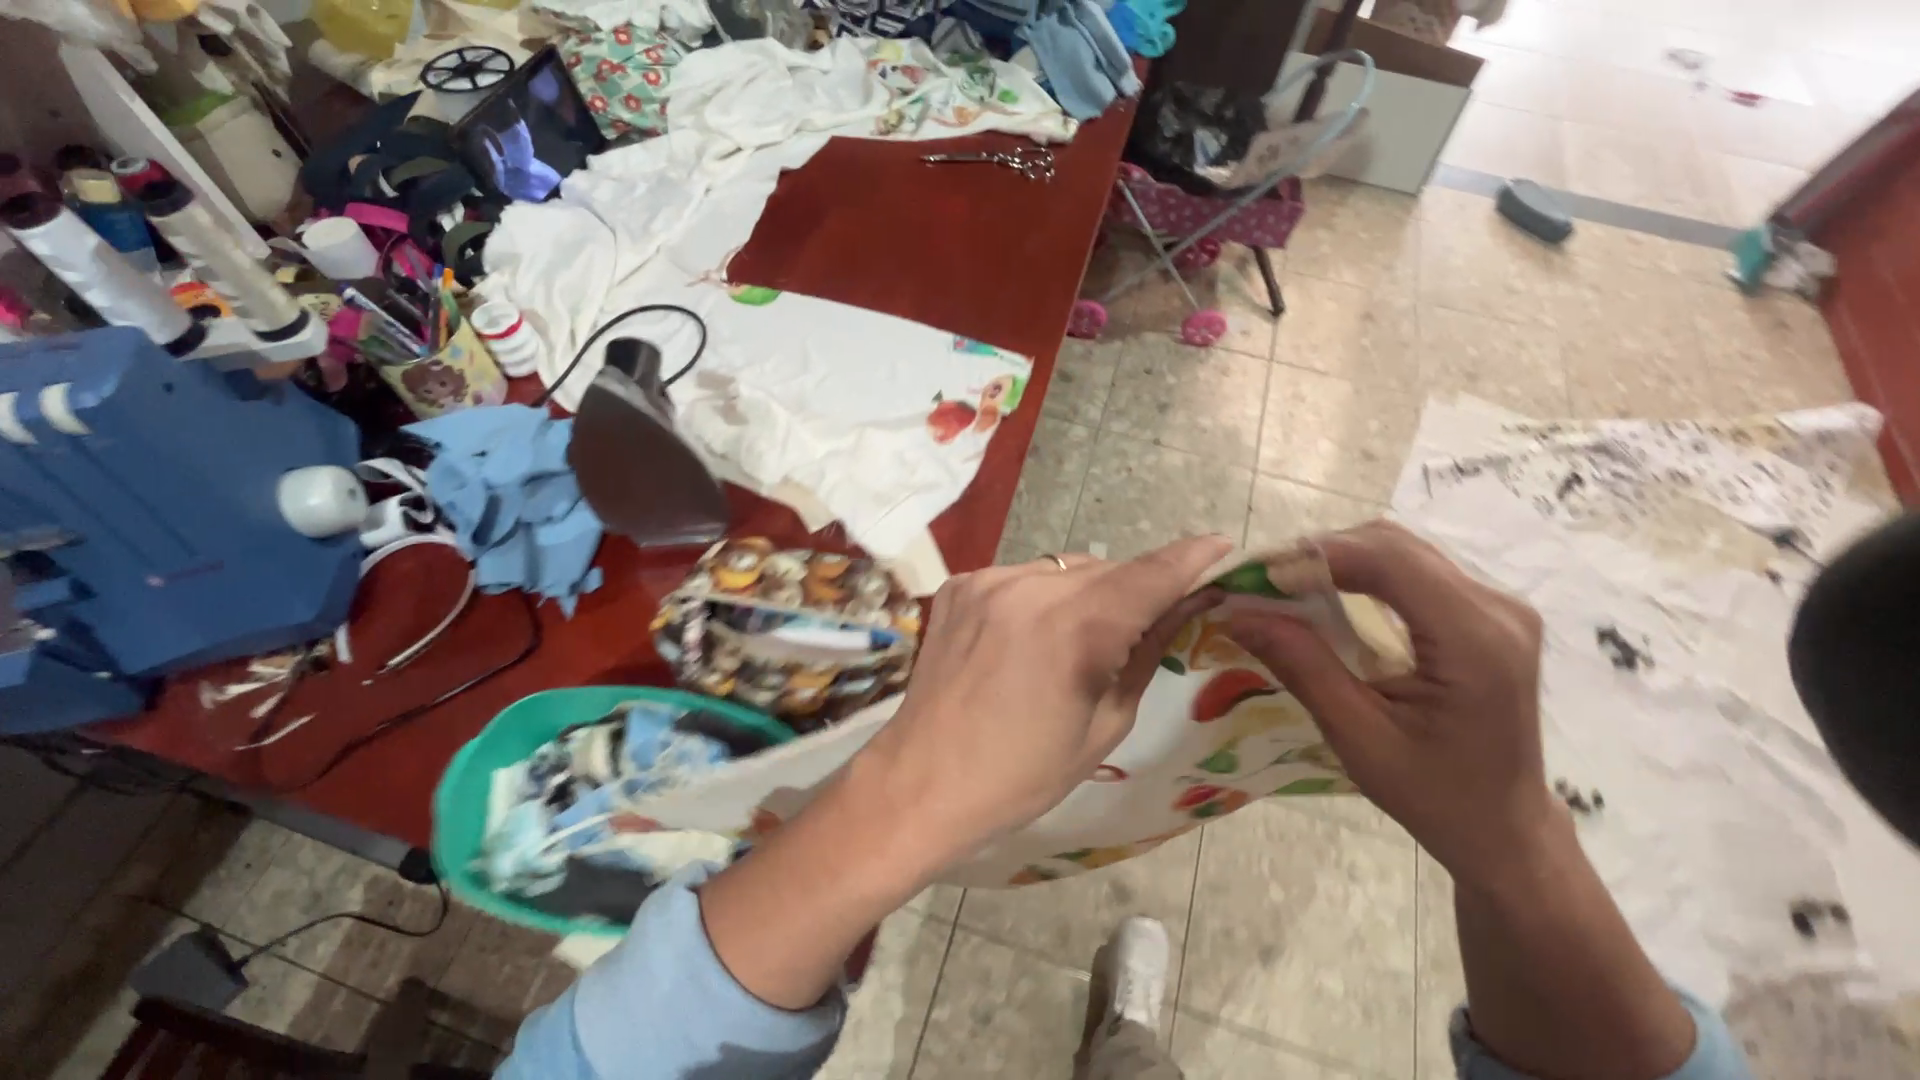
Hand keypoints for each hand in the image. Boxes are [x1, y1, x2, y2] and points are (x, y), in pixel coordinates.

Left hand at [700, 535, 1229, 1010]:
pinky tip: (1027, 640)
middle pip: (1106, 570)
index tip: (1220, 547)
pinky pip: (1021, 579)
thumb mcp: (1105, 725)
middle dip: (1132, 590)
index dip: (1190, 558)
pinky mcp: (959, 585)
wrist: (922, 781)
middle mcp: (1031, 587)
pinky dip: (1039, 599)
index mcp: (1076, 628)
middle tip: (1142, 625)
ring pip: (1062, 571)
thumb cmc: (1022, 774)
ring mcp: (988, 581)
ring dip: (1084, 594)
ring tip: (1074, 642)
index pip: (1151, 574)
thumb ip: (1144, 653)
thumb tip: (1179, 607)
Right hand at [1226, 521, 1557, 892]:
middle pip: (1393, 544)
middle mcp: (1496, 607)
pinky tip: (1325, 596)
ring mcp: (1496, 604)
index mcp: (1476, 641)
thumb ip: (1303, 667)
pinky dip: (1360, 572)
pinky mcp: (1484, 611)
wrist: (1503, 825)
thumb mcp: (1359, 737)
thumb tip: (1237, 613)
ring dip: (1337, 559)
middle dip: (1319, 553)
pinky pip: (1412, 569)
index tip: (1256, 577)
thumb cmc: (1434, 794)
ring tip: (1283, 587)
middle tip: (1260, 582)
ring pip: (1401, 549)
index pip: (1389, 561)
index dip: (1317, 556)